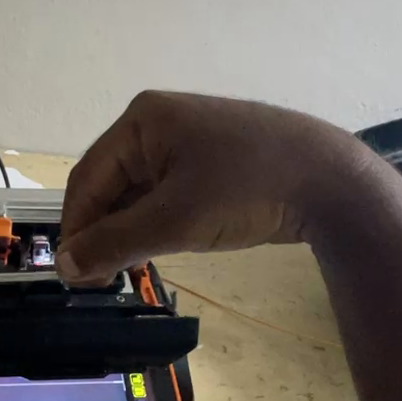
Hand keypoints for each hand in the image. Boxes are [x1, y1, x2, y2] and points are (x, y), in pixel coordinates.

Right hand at [57, 91, 388, 282]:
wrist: (333, 181)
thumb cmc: (247, 190)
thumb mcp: (175, 220)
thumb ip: (115, 243)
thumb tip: (67, 266)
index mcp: (142, 120)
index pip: (87, 179)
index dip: (75, 229)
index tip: (72, 275)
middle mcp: (158, 122)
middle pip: (110, 184)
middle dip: (101, 231)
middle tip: (97, 280)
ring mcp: (186, 139)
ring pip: (137, 191)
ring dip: (126, 230)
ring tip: (122, 270)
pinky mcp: (209, 159)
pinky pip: (165, 192)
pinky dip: (154, 221)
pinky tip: (153, 249)